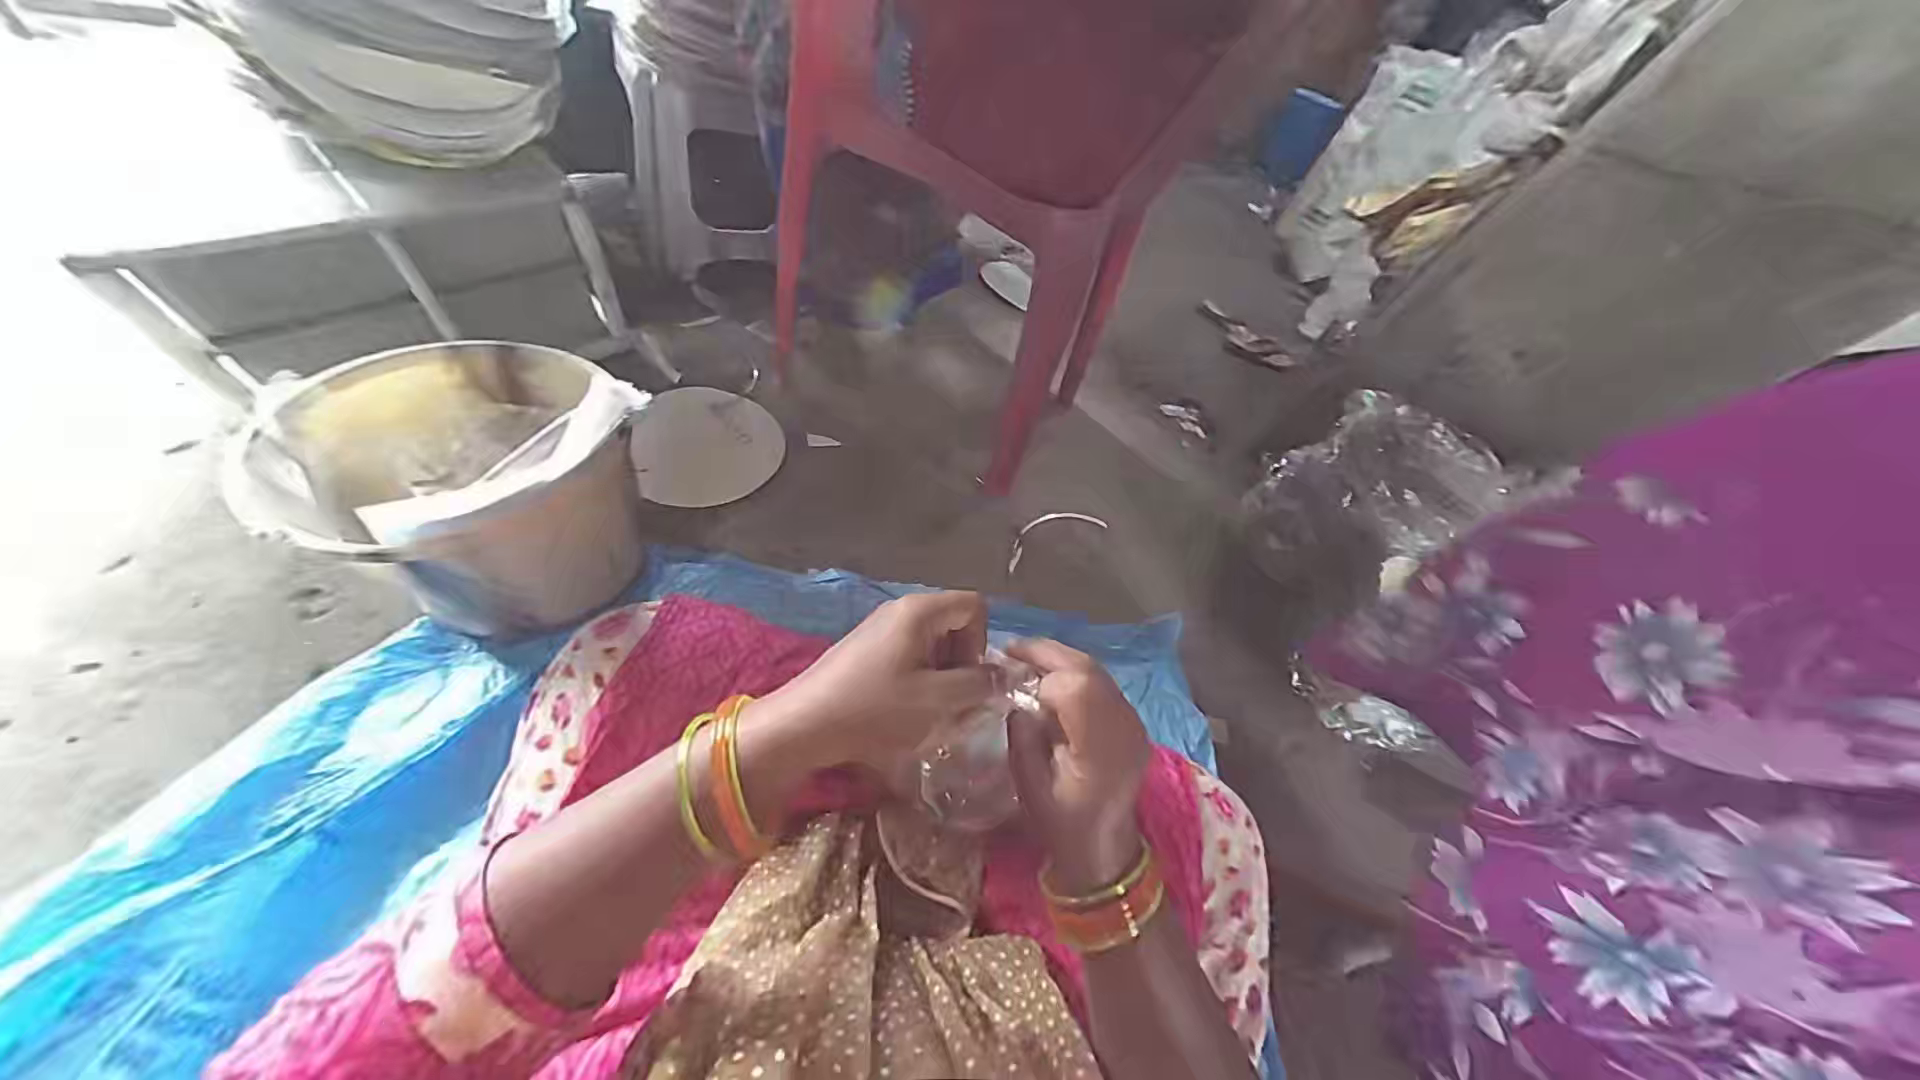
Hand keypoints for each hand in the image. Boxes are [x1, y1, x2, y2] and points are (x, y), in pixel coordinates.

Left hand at [754, 591, 995, 777]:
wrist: (803, 725)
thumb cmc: (874, 709)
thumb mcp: (936, 700)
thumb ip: (977, 684)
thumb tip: (1001, 675)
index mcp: (919, 611)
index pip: (973, 606)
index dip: (981, 642)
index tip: (967, 678)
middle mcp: (900, 611)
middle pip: (953, 624)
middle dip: (962, 663)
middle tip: (951, 701)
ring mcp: (880, 629)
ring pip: (932, 644)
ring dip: (941, 677)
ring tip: (929, 712)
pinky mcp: (866, 651)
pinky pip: (908, 656)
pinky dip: (918, 681)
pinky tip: (903, 711)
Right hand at [1005, 639, 1152, 893]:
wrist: (1105, 850)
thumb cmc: (1062, 826)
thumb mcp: (1030, 789)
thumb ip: (1023, 741)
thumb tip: (1020, 703)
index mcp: (1101, 751)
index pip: (1077, 690)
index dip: (1043, 680)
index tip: (1015, 683)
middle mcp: (1124, 729)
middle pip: (1089, 671)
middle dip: (1048, 653)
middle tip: (1012, 648)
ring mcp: (1133, 723)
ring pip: (1098, 672)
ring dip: (1060, 658)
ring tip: (1026, 655)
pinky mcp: (1132, 722)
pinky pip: (1103, 683)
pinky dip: (1074, 672)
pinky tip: (1050, 675)